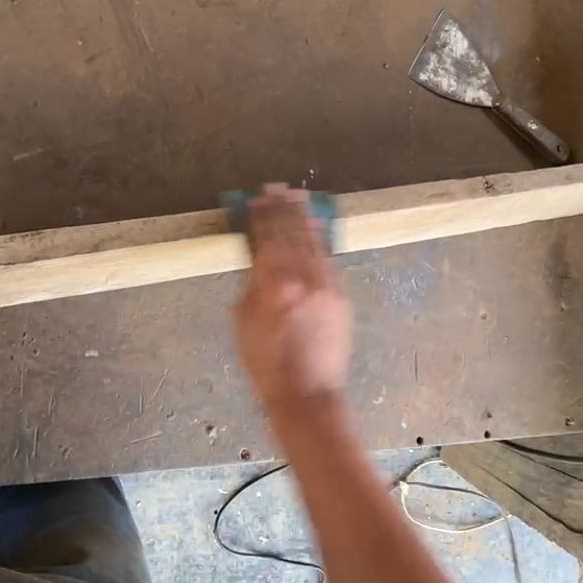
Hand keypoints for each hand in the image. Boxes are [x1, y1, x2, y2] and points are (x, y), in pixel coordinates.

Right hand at [234, 185, 351, 410]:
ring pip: (312, 240)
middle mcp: (302, 277)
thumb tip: (255, 256)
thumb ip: (250, 282)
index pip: (266, 236)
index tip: (255, 199)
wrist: (306, 393)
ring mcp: (325, 285)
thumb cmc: (264, 361)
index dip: (260, 214)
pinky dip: (319, 239)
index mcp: (272, 282)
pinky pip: (328, 258)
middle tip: (274, 189)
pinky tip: (314, 227)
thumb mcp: (242, 319)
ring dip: (302, 216)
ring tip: (295, 197)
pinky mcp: (340, 295)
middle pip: (290, 231)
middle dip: (281, 207)